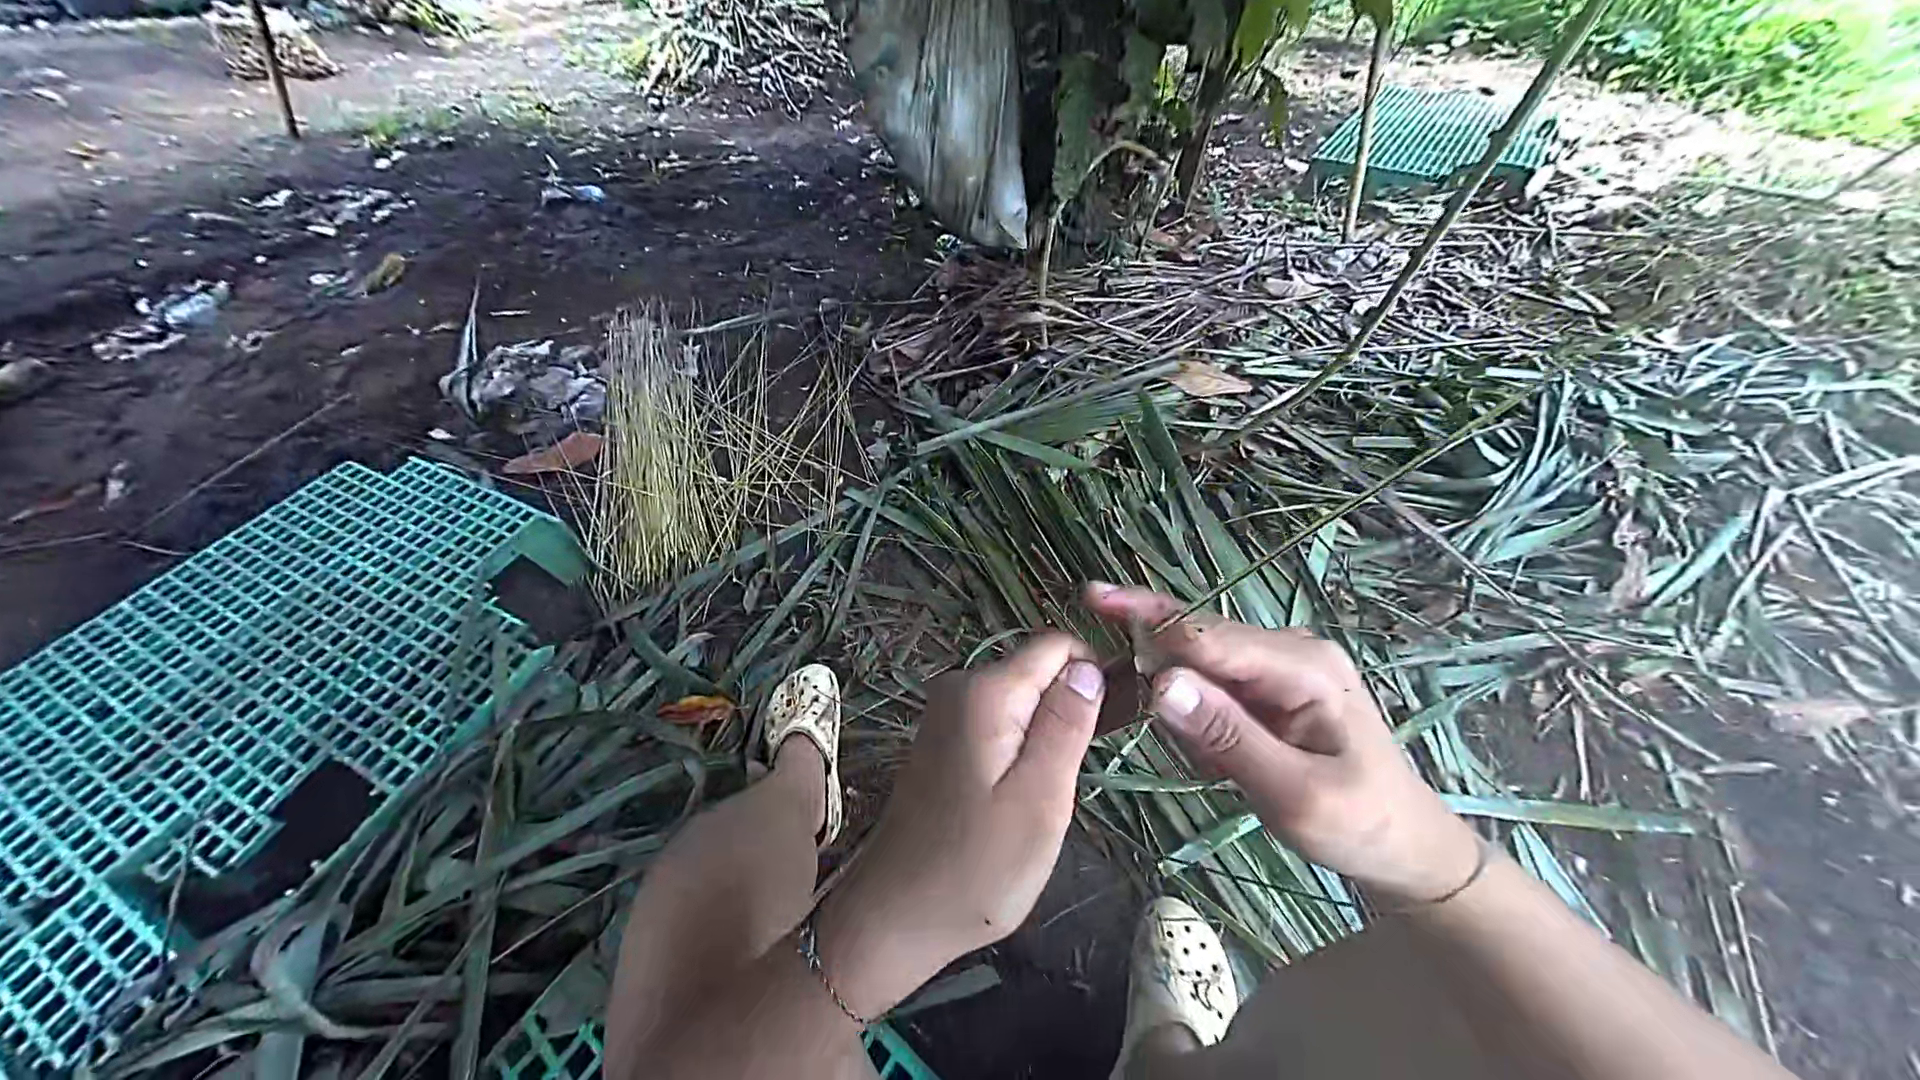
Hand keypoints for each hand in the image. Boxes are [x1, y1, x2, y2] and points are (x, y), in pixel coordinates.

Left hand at [814, 632, 1103, 1015]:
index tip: (1112, 724)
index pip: (1057, 645)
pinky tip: (1019, 790)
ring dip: (1046, 731)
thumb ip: (1067, 725)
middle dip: (1069, 707)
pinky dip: (1021, 743)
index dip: (1092, 673)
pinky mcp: (943, 735)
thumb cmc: (977, 867)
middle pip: (1038, 669)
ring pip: (1023, 696)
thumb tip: (1089, 667)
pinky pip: (999, 718)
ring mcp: (947, 710)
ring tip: (1048, 789)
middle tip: (1073, 773)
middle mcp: (961, 685)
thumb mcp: (1040, 799)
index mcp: (987, 691)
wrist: (896, 913)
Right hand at [1086, 583, 1479, 904]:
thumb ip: (1227, 737)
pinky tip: (1206, 750)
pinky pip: (1209, 678)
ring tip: (1186, 747)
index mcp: (1304, 666)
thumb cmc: (1358, 824)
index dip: (1148, 619)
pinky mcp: (1266, 682)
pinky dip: (1188, 702)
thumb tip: (1160, 682)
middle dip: (1146, 634)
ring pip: (1197, 655)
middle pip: (1197, 633)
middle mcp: (1289, 649)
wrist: (1403, 846)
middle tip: (1093, 608)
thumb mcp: (1294, 794)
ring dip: (1167, 680)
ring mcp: (1277, 663)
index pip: (1209, 635)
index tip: (1093, 603)